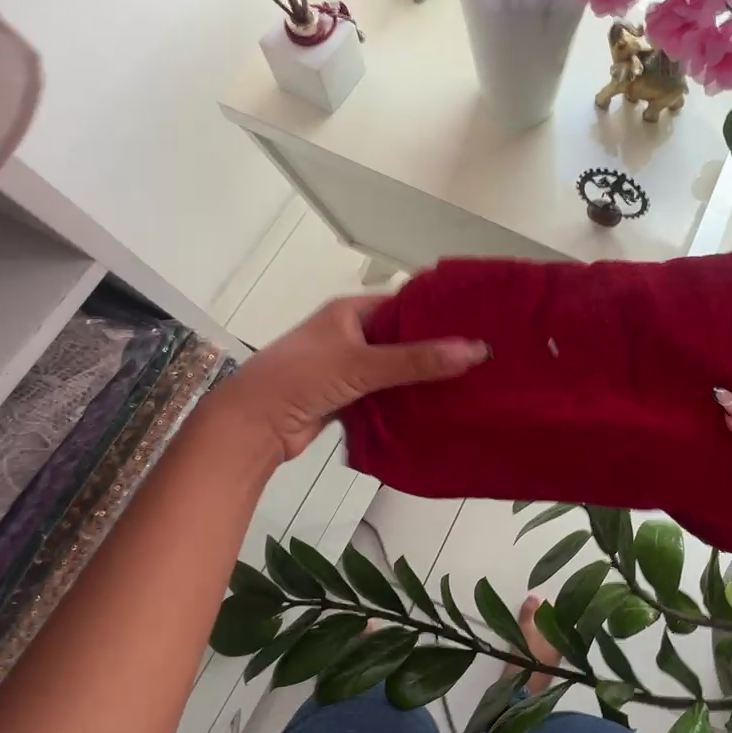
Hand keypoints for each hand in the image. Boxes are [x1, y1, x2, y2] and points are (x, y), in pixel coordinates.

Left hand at [199, 295, 488, 464]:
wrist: (249, 428)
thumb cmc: (299, 379)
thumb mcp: (361, 364)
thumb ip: (417, 360)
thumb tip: (476, 350)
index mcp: (349, 312)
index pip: (404, 304)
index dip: (439, 312)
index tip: (478, 322)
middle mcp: (349, 334)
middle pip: (402, 338)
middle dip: (436, 349)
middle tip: (482, 356)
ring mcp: (346, 368)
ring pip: (394, 369)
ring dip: (422, 378)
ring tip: (470, 382)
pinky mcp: (345, 397)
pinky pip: (384, 394)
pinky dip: (405, 401)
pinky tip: (437, 407)